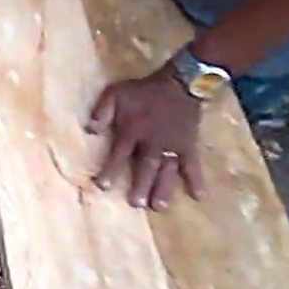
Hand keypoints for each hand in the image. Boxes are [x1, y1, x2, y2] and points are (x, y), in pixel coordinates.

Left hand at [89, 65, 204, 208]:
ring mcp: (172, 145)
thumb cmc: (144, 91)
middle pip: (145, 166)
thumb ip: (102, 111)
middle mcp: (152, 142)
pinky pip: (192, 164)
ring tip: (159, 206)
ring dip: (163, 187)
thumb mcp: (116, 93)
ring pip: (166, 169)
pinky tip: (198, 196)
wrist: (180, 82)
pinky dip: (196, 179)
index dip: (110, 169)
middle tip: (137, 204)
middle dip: (140, 185)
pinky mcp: (188, 146)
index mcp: (133, 130)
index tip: (103, 186)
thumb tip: (90, 130)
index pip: (119, 153)